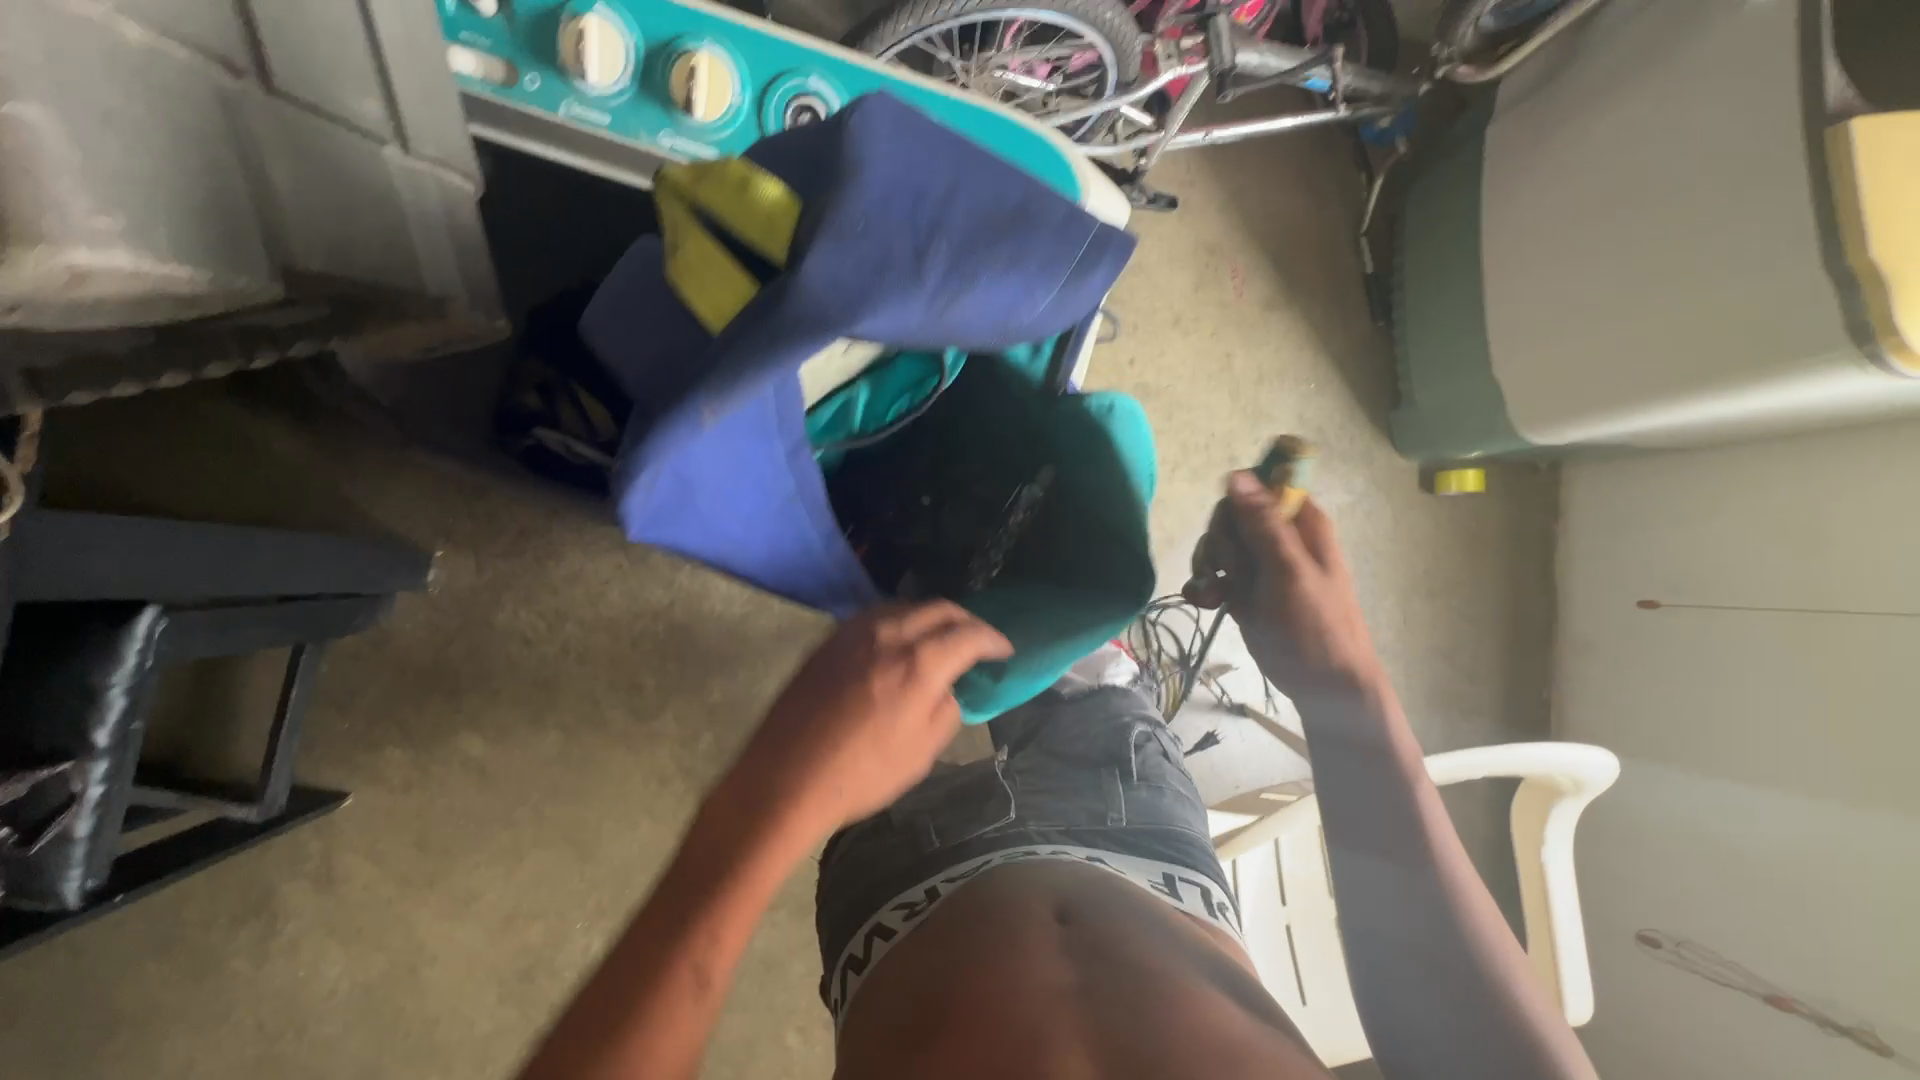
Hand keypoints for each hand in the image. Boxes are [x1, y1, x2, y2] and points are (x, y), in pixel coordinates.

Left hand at [728, 601, 1012, 838]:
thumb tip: (947, 690)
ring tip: (941, 637)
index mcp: (919, 664)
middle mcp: (889, 635)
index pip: (969, 634)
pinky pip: (876, 616)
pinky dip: (900, 621)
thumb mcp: (921, 754)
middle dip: (966, 620)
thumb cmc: (861, 776)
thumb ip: (945, 711)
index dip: (993, 639)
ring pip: (906, 606)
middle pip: (939, 608)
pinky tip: (900, 641)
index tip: (1004, 650)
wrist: (785, 778)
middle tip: (979, 639)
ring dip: (932, 617)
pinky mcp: (829, 640)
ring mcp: (854, 633)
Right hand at [1184, 472, 1383, 692]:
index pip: (1258, 487)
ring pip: (1218, 546)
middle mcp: (1279, 537)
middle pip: (1230, 516)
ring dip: (1208, 568)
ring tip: (1218, 596)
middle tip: (1230, 572)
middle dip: (1220, 544)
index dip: (1238, 506)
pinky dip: (1205, 587)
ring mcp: (1261, 565)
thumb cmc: (1315, 629)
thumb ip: (1262, 524)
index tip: (1234, 532)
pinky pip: (1213, 574)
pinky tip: (1206, 603)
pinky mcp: (1244, 590)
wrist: (1323, 687)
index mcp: (1301, 523)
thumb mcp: (1288, 573)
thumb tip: (1236, 474)